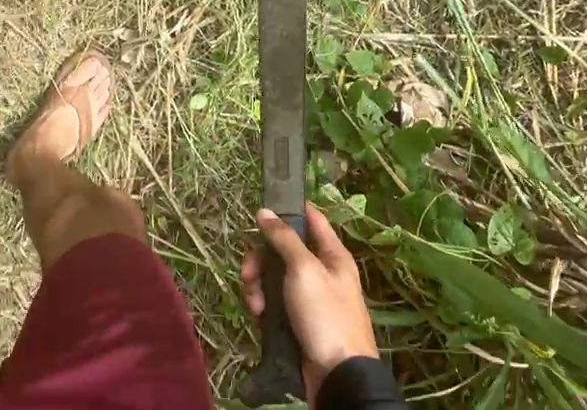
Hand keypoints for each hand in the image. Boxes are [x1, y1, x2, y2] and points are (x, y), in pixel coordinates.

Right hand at [241, 204, 377, 403]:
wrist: (337, 377)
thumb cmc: (325, 315)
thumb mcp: (304, 270)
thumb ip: (284, 239)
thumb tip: (265, 211)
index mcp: (332, 256)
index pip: (311, 219)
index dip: (289, 210)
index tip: (263, 208)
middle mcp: (320, 272)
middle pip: (282, 250)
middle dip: (260, 259)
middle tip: (249, 272)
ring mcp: (307, 298)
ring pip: (272, 276)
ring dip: (257, 286)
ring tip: (256, 305)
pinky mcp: (295, 320)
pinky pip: (272, 302)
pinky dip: (262, 306)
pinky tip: (259, 317)